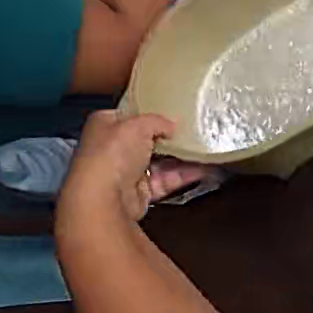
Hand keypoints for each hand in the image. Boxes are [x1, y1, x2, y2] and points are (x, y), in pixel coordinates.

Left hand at [61, 110, 219, 221]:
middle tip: (196, 131)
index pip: (130, 116)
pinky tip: (205, 168)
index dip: (151, 114)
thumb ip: (158, 121)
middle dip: (171, 138)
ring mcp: (126, 172)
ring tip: (207, 149)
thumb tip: (172, 126)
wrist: (105, 199)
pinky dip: (185, 175)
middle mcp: (113, 148)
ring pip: (160, 162)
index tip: (174, 113)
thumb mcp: (138, 124)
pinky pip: (166, 180)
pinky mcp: (140, 192)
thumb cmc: (113, 153)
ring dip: (183, 158)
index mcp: (105, 125)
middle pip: (148, 140)